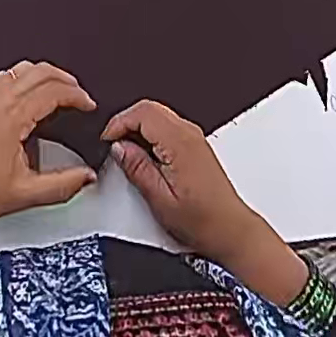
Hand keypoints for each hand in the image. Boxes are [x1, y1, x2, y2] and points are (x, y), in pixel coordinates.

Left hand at [0, 62, 98, 234]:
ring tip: (60, 89)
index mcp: (11, 118)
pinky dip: (24, 77)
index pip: (53, 91)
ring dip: (45, 74)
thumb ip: (63, 185)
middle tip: (80, 96)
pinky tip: (29, 92)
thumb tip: (86, 175)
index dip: (77, 96)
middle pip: (40, 71)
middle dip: (66, 80)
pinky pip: (5, 76)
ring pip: (22, 69)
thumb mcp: (25, 194)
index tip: (88, 106)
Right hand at [102, 102, 306, 303]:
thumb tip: (119, 148)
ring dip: (138, 127)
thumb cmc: (202, 219)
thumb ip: (137, 167)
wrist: (229, 228)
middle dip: (126, 122)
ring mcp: (194, 137)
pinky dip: (150, 134)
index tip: (106, 140)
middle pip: (150, 108)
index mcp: (180, 142)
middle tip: (112, 145)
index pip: (143, 112)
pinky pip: (168, 127)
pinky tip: (144, 157)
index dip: (119, 122)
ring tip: (126, 153)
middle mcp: (189, 134)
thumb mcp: (160, 198)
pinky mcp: (195, 145)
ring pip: (158, 115)